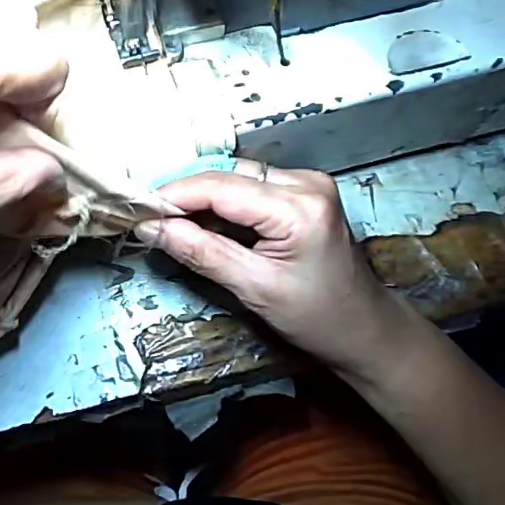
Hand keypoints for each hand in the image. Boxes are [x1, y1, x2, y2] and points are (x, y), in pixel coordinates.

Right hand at [137, 162, 432, 382]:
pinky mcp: (306, 191)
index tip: (139, 209)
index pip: (222, 187)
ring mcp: (309, 183)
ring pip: (239, 177)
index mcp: (298, 207)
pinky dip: (227, 201)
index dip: (176, 195)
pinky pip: (255, 186)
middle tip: (150, 216)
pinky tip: (205, 220)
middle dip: (187, 195)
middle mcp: (306, 182)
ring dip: (205, 197)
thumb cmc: (316, 318)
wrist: (365, 328)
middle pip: (230, 175)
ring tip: (171, 220)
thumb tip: (152, 227)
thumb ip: (201, 252)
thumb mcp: (253, 288)